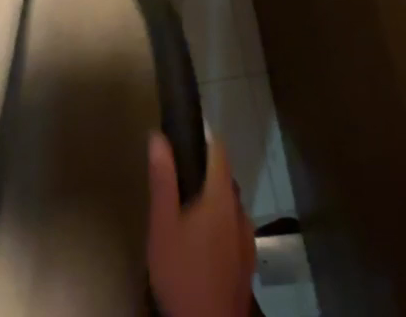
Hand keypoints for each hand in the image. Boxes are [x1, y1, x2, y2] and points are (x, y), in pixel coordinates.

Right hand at [146, 133, 255, 316]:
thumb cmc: (182, 271)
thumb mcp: (162, 224)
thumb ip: (162, 180)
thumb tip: (158, 137)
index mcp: (221, 197)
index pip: (220, 151)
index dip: (205, 137)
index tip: (187, 133)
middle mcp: (241, 212)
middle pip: (225, 179)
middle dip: (204, 173)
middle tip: (176, 180)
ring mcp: (247, 239)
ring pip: (230, 206)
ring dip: (212, 201)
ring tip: (184, 212)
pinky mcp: (247, 261)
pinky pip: (234, 229)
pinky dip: (219, 225)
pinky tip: (200, 242)